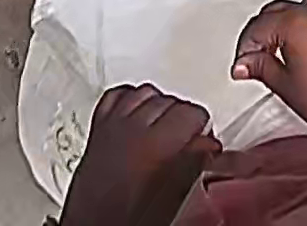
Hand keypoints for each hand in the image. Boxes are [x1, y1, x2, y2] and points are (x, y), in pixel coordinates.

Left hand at [59, 84, 219, 225]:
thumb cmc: (124, 222)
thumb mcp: (168, 201)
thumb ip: (191, 166)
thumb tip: (209, 145)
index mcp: (153, 145)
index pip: (190, 113)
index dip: (202, 126)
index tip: (204, 139)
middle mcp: (133, 128)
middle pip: (170, 101)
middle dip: (183, 116)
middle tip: (188, 137)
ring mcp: (113, 125)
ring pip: (145, 93)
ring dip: (158, 105)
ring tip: (165, 124)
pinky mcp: (97, 128)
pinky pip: (117, 96)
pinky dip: (129, 98)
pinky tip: (136, 110)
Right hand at [231, 0, 306, 159]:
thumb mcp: (286, 86)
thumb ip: (261, 68)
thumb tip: (244, 63)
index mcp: (291, 24)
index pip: (256, 28)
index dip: (245, 49)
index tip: (242, 66)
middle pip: (270, 13)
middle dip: (257, 35)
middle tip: (252, 60)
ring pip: (290, 7)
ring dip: (276, 23)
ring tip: (273, 48)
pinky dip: (302, 11)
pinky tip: (300, 26)